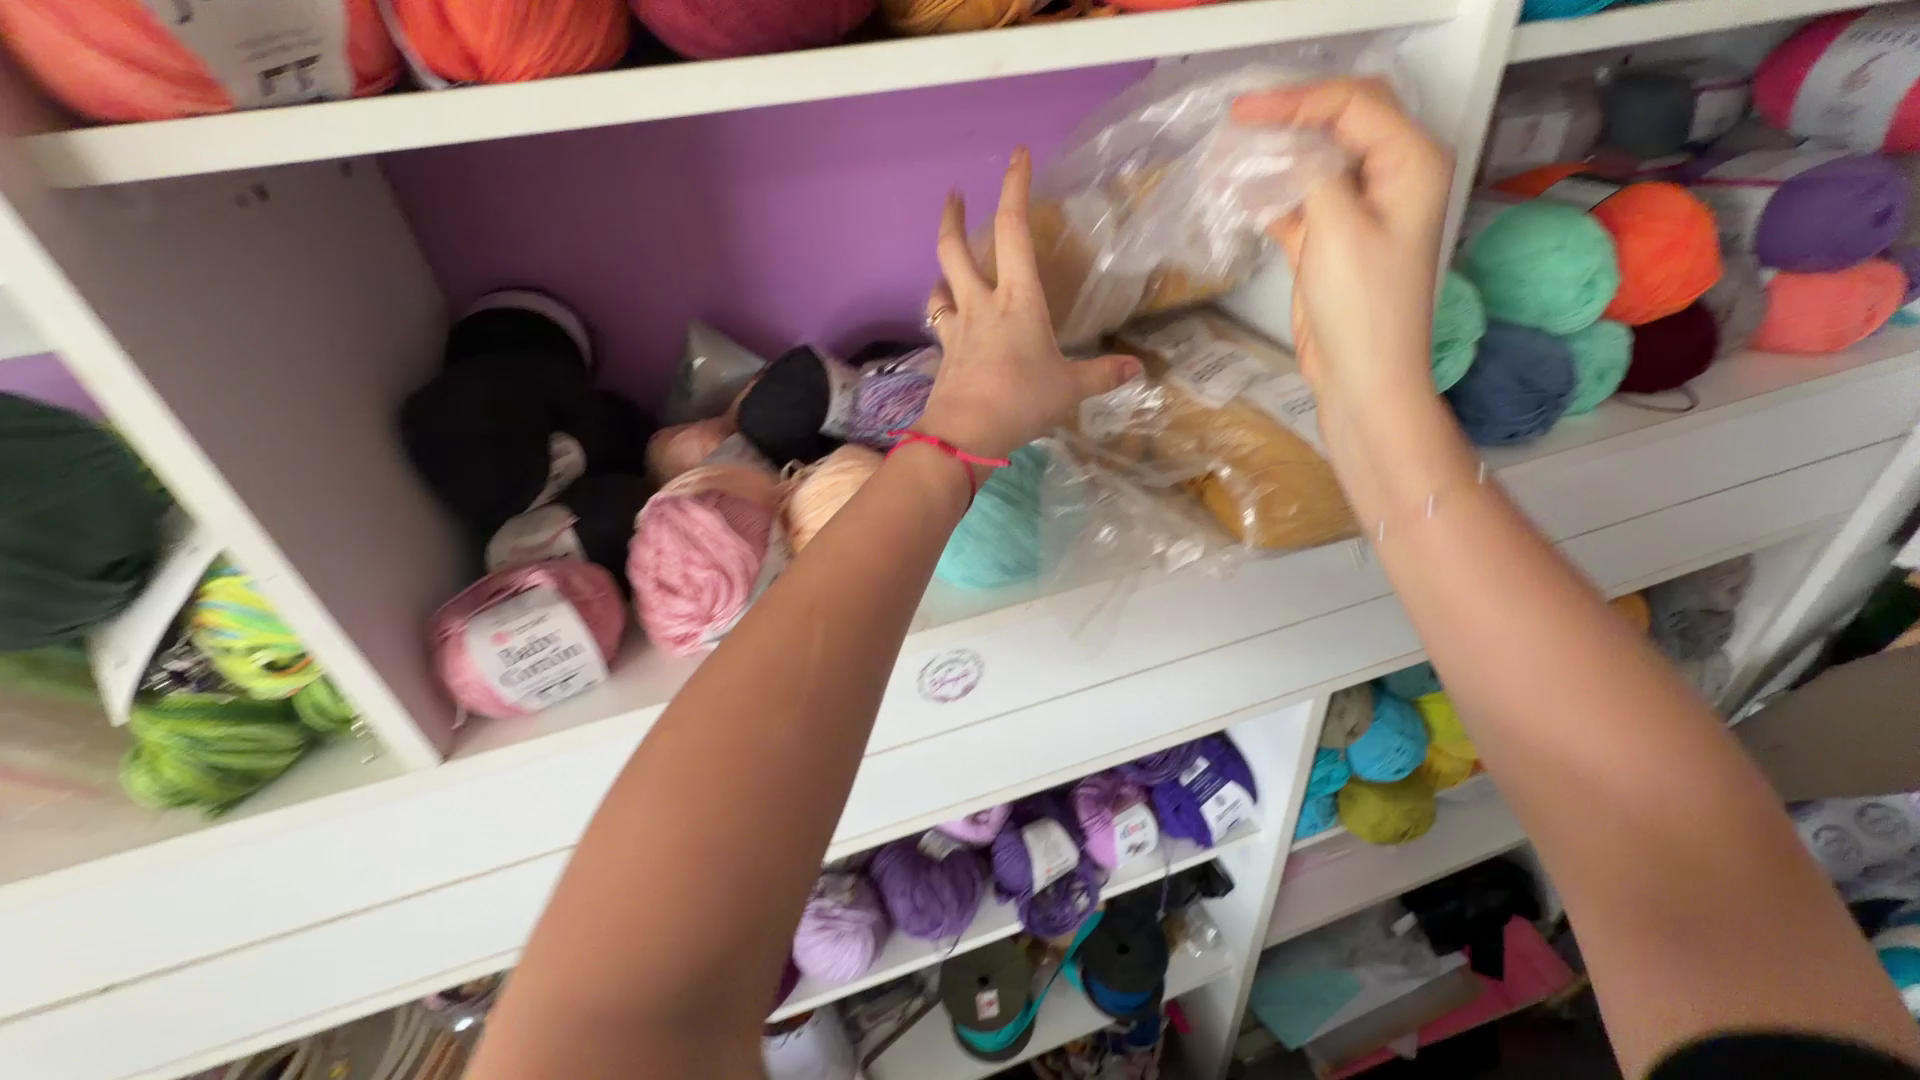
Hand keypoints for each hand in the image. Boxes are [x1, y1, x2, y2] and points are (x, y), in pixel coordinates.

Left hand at [916, 148, 1141, 460]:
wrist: (965, 435)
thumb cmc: (1021, 401)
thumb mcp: (1069, 389)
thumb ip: (1102, 375)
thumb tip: (1137, 369)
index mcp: (1018, 300)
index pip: (1014, 230)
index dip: (1015, 188)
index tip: (1017, 156)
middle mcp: (982, 305)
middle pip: (955, 248)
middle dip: (953, 216)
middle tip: (954, 195)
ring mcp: (957, 329)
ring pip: (940, 283)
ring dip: (942, 267)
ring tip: (948, 264)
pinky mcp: (944, 354)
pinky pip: (939, 322)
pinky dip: (941, 310)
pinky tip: (947, 316)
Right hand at [1232, 79, 1450, 411]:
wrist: (1362, 378)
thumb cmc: (1362, 307)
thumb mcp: (1337, 228)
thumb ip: (1314, 174)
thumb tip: (1289, 147)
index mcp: (1410, 163)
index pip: (1353, 104)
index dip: (1297, 100)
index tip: (1242, 113)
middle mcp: (1391, 177)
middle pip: (1339, 122)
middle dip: (1289, 118)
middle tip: (1237, 122)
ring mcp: (1361, 210)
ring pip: (1316, 161)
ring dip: (1276, 155)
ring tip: (1230, 154)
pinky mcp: (1332, 241)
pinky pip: (1300, 201)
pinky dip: (1272, 195)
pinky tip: (1240, 194)